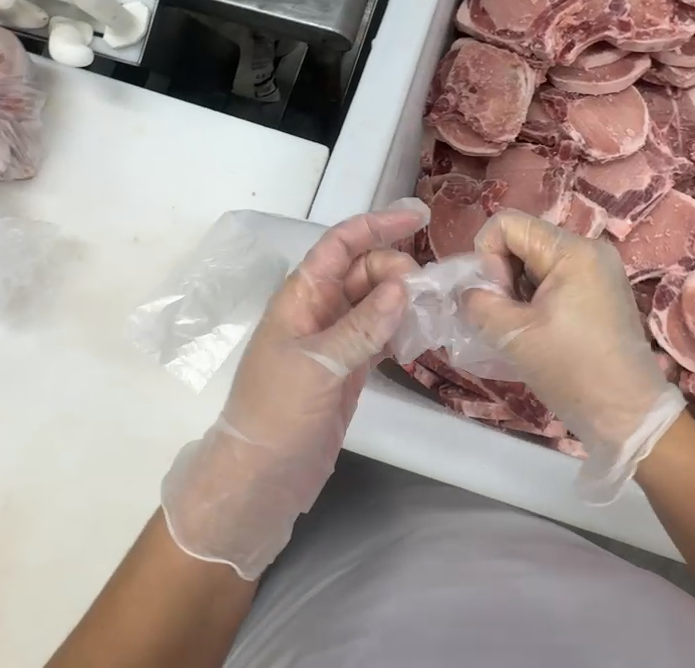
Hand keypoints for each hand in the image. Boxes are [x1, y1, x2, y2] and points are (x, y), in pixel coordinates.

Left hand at [160, 202, 427, 579]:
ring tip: (434, 307)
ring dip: (403, 298)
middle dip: (396, 268)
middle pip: (363, 270)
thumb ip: (363, 325)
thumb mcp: (320, 364)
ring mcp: (334, 339)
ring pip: (375, 301)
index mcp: (300, 296)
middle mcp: (318, 310)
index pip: (340, 245)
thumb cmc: (277, 412)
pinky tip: (423, 333)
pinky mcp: (348, 367)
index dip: (376, 225)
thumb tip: (403, 286)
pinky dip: (400, 328)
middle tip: (425, 291)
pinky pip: (379, 333)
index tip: (417, 217)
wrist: (261, 476)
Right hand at [463, 209, 686, 501]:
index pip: (506, 224)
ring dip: (519, 289)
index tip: (499, 298)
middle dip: (503, 275)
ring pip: (535, 259)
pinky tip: (543, 329)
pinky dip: (538, 297)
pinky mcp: (602, 289)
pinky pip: (555, 276)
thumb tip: (467, 291)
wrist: (628, 415)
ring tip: (527, 327)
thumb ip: (478, 302)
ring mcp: (599, 268)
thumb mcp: (512, 336)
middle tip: (510, 317)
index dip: (488, 257)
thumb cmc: (572, 372)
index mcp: (572, 250)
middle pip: (522, 239)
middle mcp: (590, 248)